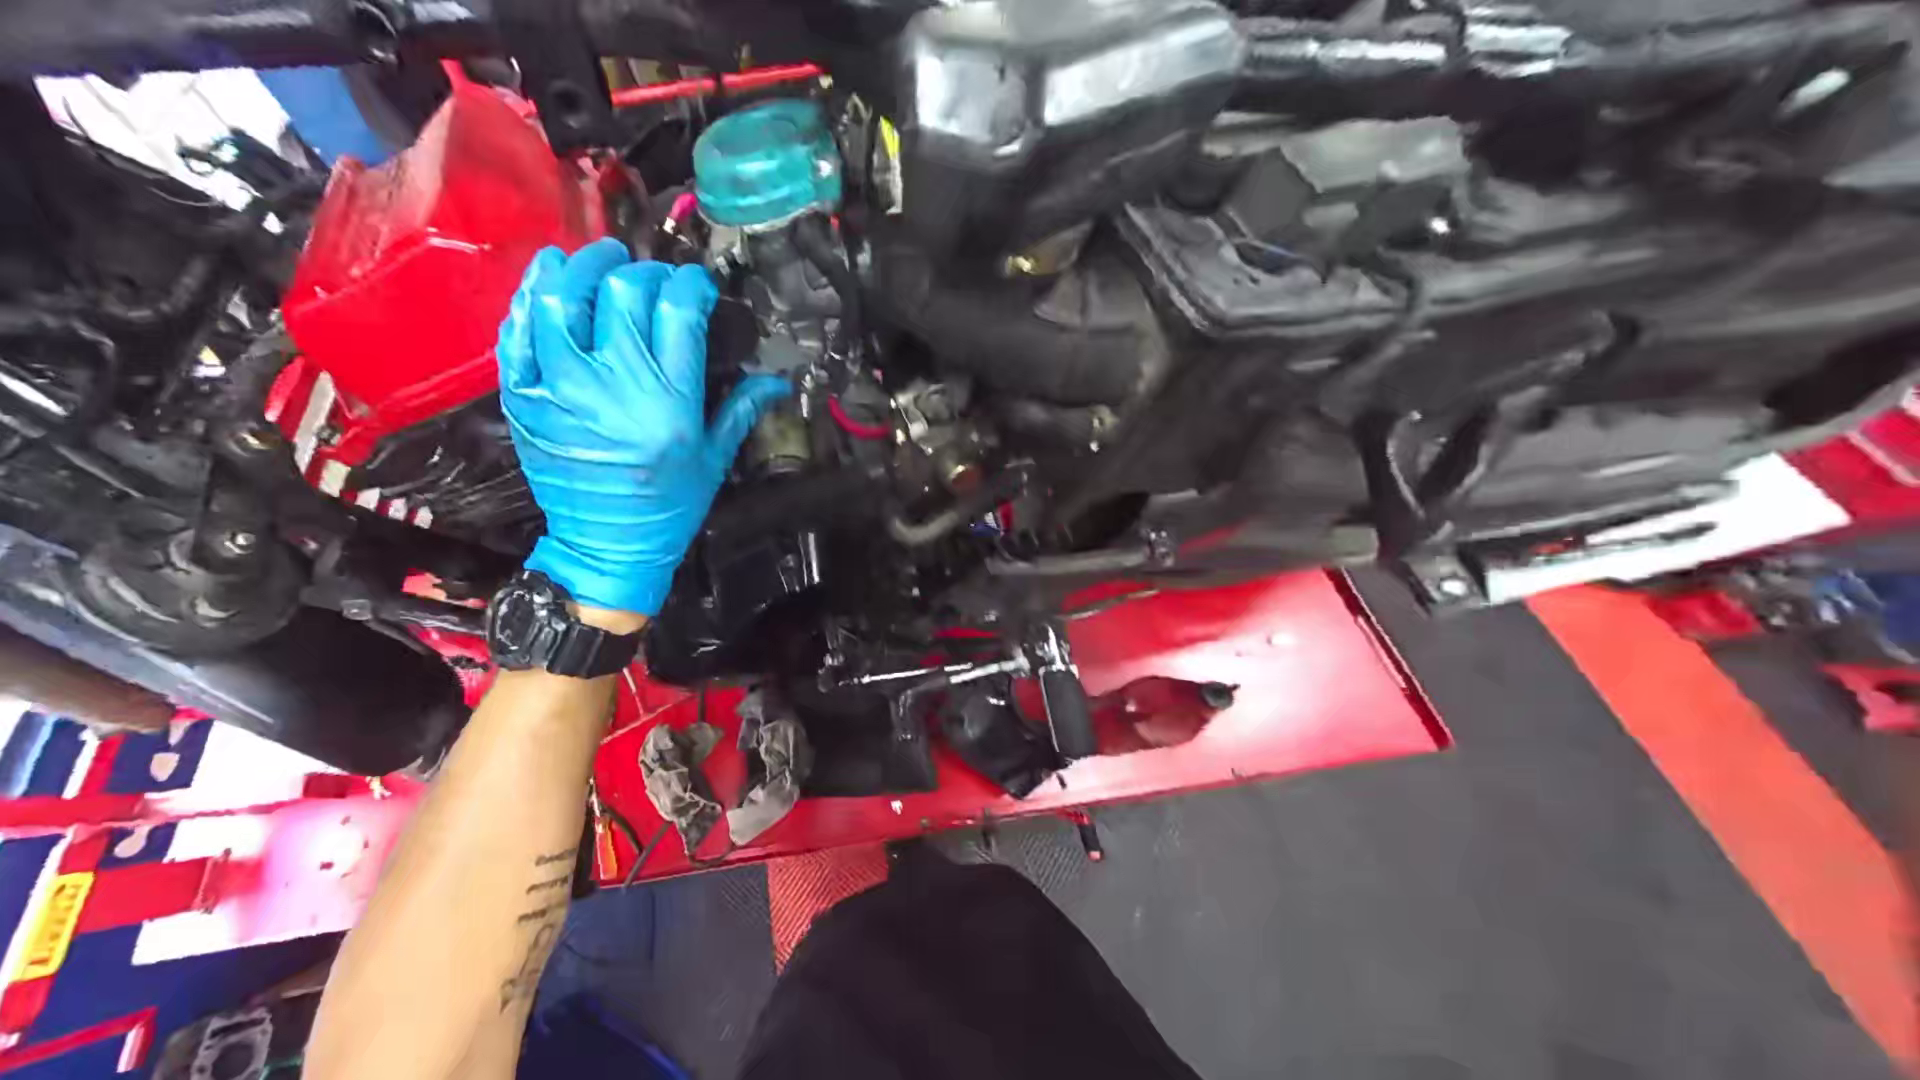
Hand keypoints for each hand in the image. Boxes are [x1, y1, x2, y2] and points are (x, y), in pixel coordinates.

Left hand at [497, 238, 789, 616]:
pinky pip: (518, 329)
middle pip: (621, 292)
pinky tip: (549, 280)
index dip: (689, 284)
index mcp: (668, 401)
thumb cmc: (670, 504)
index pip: (677, 311)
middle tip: (651, 276)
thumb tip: (779, 380)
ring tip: (598, 261)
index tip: (696, 284)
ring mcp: (559, 386)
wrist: (607, 545)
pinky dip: (533, 296)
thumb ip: (743, 409)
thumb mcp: (714, 458)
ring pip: (560, 296)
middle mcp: (613, 384)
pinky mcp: (522, 394)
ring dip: (582, 266)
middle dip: (642, 272)